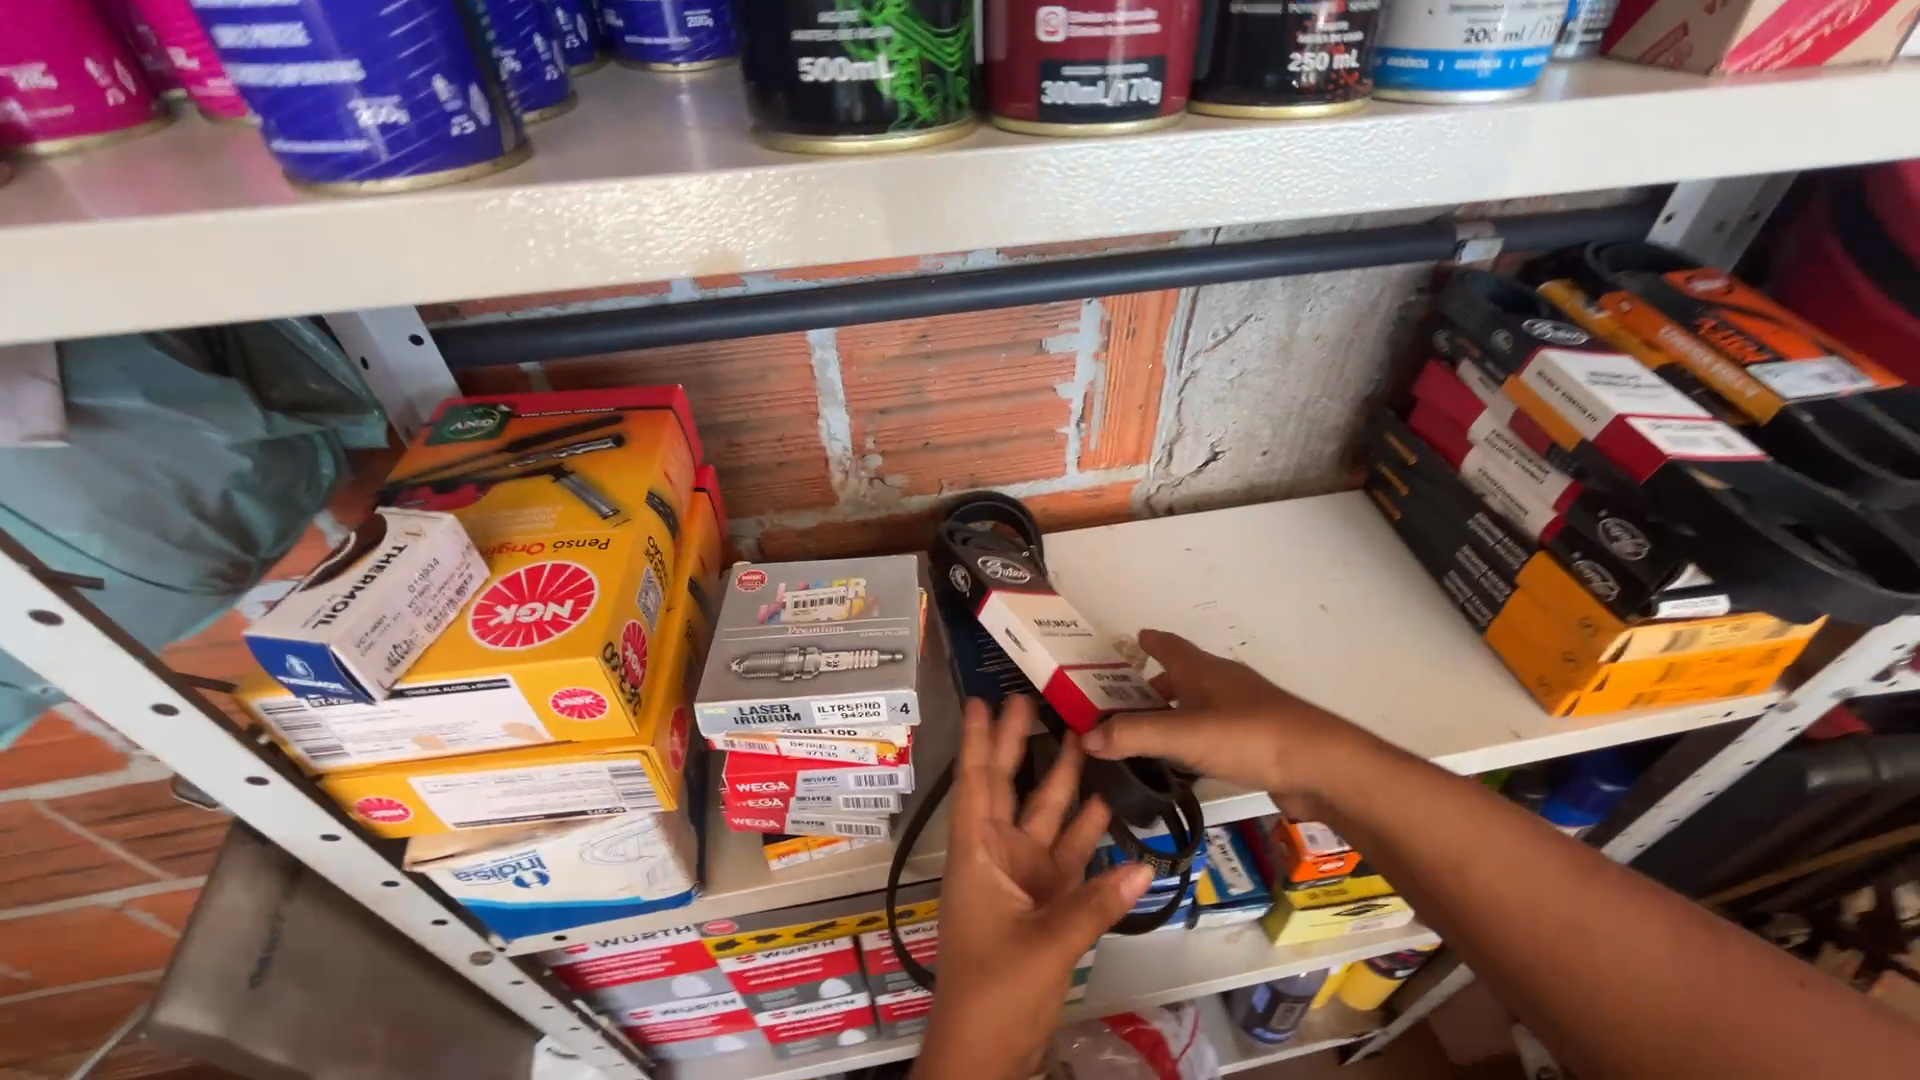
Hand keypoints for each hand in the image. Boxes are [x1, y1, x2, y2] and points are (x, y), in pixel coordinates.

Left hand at [915, 697, 1154, 1079]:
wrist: (985, 1053)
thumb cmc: (995, 991)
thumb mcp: (1044, 945)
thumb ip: (1094, 904)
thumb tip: (1143, 868)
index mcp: (978, 855)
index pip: (975, 784)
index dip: (978, 741)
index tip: (982, 701)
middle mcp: (998, 856)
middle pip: (1009, 788)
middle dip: (1018, 744)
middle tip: (1031, 698)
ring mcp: (1024, 878)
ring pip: (1044, 816)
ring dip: (1062, 780)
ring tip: (1083, 735)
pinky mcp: (1046, 902)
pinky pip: (1069, 856)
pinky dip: (1087, 832)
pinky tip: (1108, 801)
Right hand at [1081, 629, 1386, 818]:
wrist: (1322, 766)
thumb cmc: (1248, 736)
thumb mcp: (1182, 734)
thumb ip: (1132, 735)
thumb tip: (1085, 737)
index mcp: (1203, 670)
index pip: (1169, 646)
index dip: (1150, 641)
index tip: (1133, 638)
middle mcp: (1223, 683)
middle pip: (1182, 676)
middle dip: (1153, 685)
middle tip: (1121, 701)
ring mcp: (1245, 711)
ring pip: (1199, 706)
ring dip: (1174, 714)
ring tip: (1145, 733)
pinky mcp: (1260, 741)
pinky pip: (1216, 733)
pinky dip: (1195, 740)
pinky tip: (1185, 761)